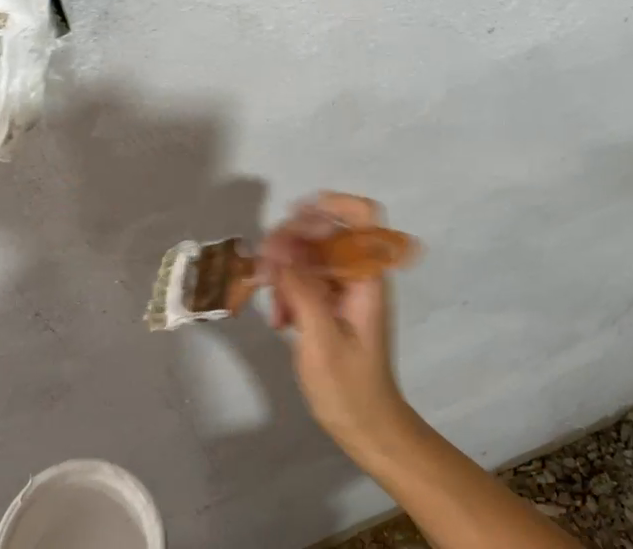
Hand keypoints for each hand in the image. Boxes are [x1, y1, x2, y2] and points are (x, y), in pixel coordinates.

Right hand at [262, 193, 418, 460]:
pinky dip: (287, 291)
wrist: (367, 428)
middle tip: (265, 263)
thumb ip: (302, 288)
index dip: (335, 204)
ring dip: (285, 269)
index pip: (365, 217)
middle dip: (292, 240)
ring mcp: (344, 290)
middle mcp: (358, 275)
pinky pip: (305, 280)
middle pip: (327, 231)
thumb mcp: (321, 338)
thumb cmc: (349, 387)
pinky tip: (277, 319)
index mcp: (367, 277)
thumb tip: (282, 248)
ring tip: (268, 296)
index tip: (296, 214)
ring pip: (310, 255)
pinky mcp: (331, 306)